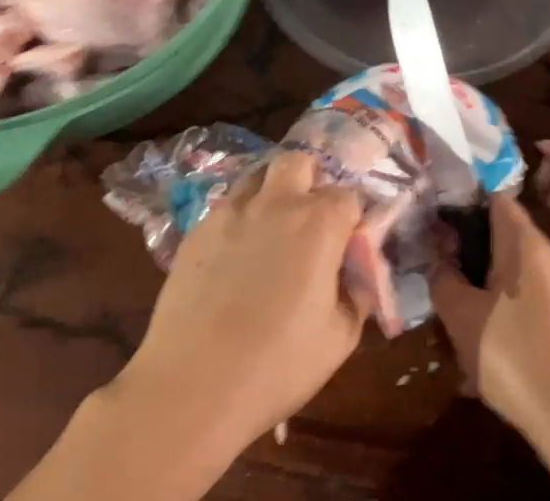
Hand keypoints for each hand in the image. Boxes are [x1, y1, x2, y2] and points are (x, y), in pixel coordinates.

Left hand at [113, 150, 367, 447]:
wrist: (191, 387)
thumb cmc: (278, 365)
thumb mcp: (340, 337)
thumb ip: (357, 292)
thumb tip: (357, 273)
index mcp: (319, 223)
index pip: (349, 196)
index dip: (353, 219)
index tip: (351, 244)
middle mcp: (276, 203)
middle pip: (298, 162)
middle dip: (310, 181)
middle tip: (311, 221)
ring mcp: (230, 214)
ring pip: (257, 177)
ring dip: (272, 193)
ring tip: (272, 232)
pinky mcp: (195, 233)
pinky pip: (225, 208)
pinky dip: (239, 220)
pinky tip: (236, 258)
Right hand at [430, 194, 549, 444]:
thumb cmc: (511, 356)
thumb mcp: (461, 317)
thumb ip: (444, 280)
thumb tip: (439, 261)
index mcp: (526, 244)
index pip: (495, 198)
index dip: (464, 201)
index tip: (436, 217)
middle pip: (506, 231)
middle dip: (472, 243)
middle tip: (439, 262)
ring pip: (517, 263)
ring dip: (486, 274)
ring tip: (456, 297)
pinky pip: (530, 289)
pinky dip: (505, 296)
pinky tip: (486, 327)